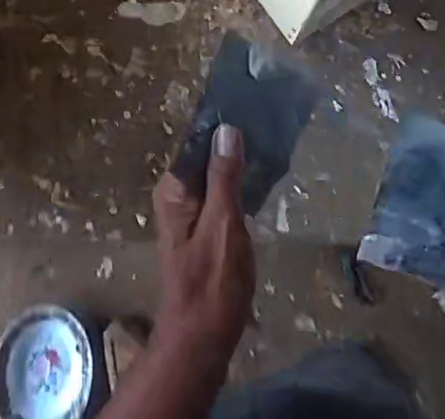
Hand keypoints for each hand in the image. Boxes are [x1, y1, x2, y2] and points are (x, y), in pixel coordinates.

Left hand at [151, 124, 254, 359]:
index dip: (222, 128)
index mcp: (174, 188)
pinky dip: (238, 188)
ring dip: (238, 165)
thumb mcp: (223, 226)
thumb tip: (226, 130)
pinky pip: (219, 197)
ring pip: (214, 178)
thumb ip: (223, 179)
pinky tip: (260, 182)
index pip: (197, 143)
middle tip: (269, 124)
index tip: (250, 107)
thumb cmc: (212, 283)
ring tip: (270, 145)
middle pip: (205, 159)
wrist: (200, 339)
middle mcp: (175, 194)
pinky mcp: (201, 230)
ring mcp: (187, 213)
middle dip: (232, 144)